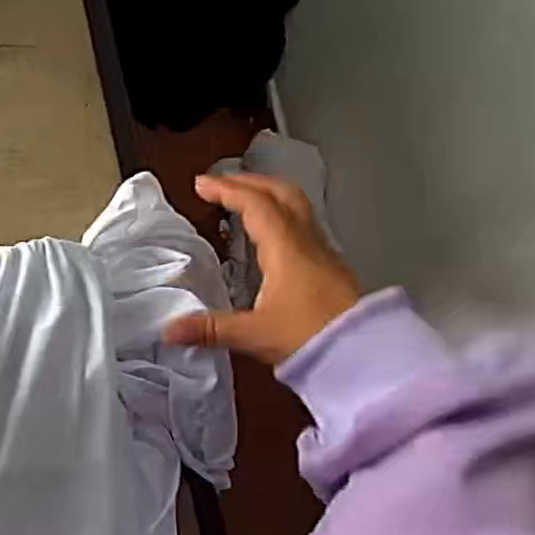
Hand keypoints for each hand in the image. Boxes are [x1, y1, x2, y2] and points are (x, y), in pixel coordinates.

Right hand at [164, 173, 361, 363]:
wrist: (362, 353)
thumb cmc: (313, 338)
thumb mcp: (252, 334)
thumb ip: (209, 329)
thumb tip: (172, 330)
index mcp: (286, 248)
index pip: (254, 204)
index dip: (226, 189)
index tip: (203, 184)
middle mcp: (307, 242)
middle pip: (281, 193)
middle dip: (250, 181)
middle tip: (225, 183)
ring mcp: (324, 253)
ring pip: (298, 208)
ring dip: (271, 196)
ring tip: (249, 201)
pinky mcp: (332, 269)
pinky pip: (307, 229)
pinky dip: (285, 220)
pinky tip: (275, 240)